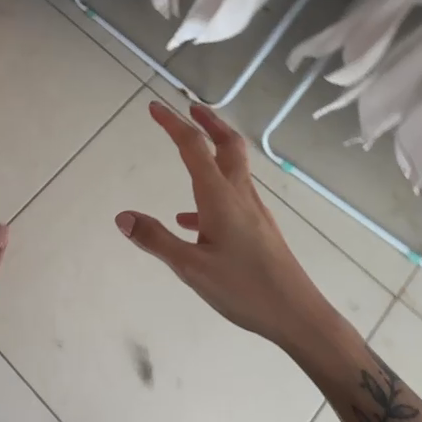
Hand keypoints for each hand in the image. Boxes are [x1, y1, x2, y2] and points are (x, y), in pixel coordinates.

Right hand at [115, 102, 350, 355]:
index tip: (154, 106)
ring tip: (191, 149)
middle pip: (227, 144)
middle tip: (190, 107)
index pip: (193, 147)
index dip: (172, 123)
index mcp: (219, 197)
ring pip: (234, 167)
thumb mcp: (191, 268)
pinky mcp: (259, 229)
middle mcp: (239, 195)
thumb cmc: (245, 289)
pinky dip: (212, 190)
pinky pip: (233, 196)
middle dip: (209, 121)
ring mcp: (253, 211)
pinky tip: (191, 220)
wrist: (299, 315)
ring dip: (214, 149)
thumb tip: (122, 216)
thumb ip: (156, 239)